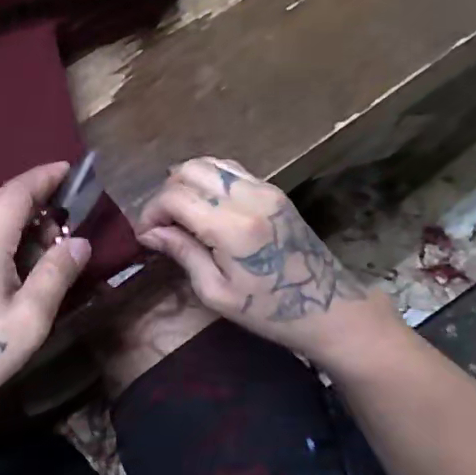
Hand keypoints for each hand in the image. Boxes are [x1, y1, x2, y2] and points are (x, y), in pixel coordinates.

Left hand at [0, 162, 92, 430]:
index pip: (18, 190)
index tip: (70, 170)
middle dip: (34, 202)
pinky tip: (6, 266)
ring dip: (14, 222)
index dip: (45, 177)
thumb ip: (57, 273)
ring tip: (40, 248)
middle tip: (64, 224)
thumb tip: (79, 242)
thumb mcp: (31, 316)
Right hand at [136, 157, 400, 366]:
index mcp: (232, 227)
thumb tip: (149, 233)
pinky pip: (230, 171)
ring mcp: (266, 189)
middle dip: (166, 194)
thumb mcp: (215, 292)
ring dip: (186, 184)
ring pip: (209, 163)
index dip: (151, 212)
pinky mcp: (274, 191)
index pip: (175, 196)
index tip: (145, 236)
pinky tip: (205, 209)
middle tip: (162, 224)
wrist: (330, 308)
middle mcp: (249, 197)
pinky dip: (208, 182)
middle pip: (189, 170)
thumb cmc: (268, 311)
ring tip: (181, 215)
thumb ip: (182, 253)